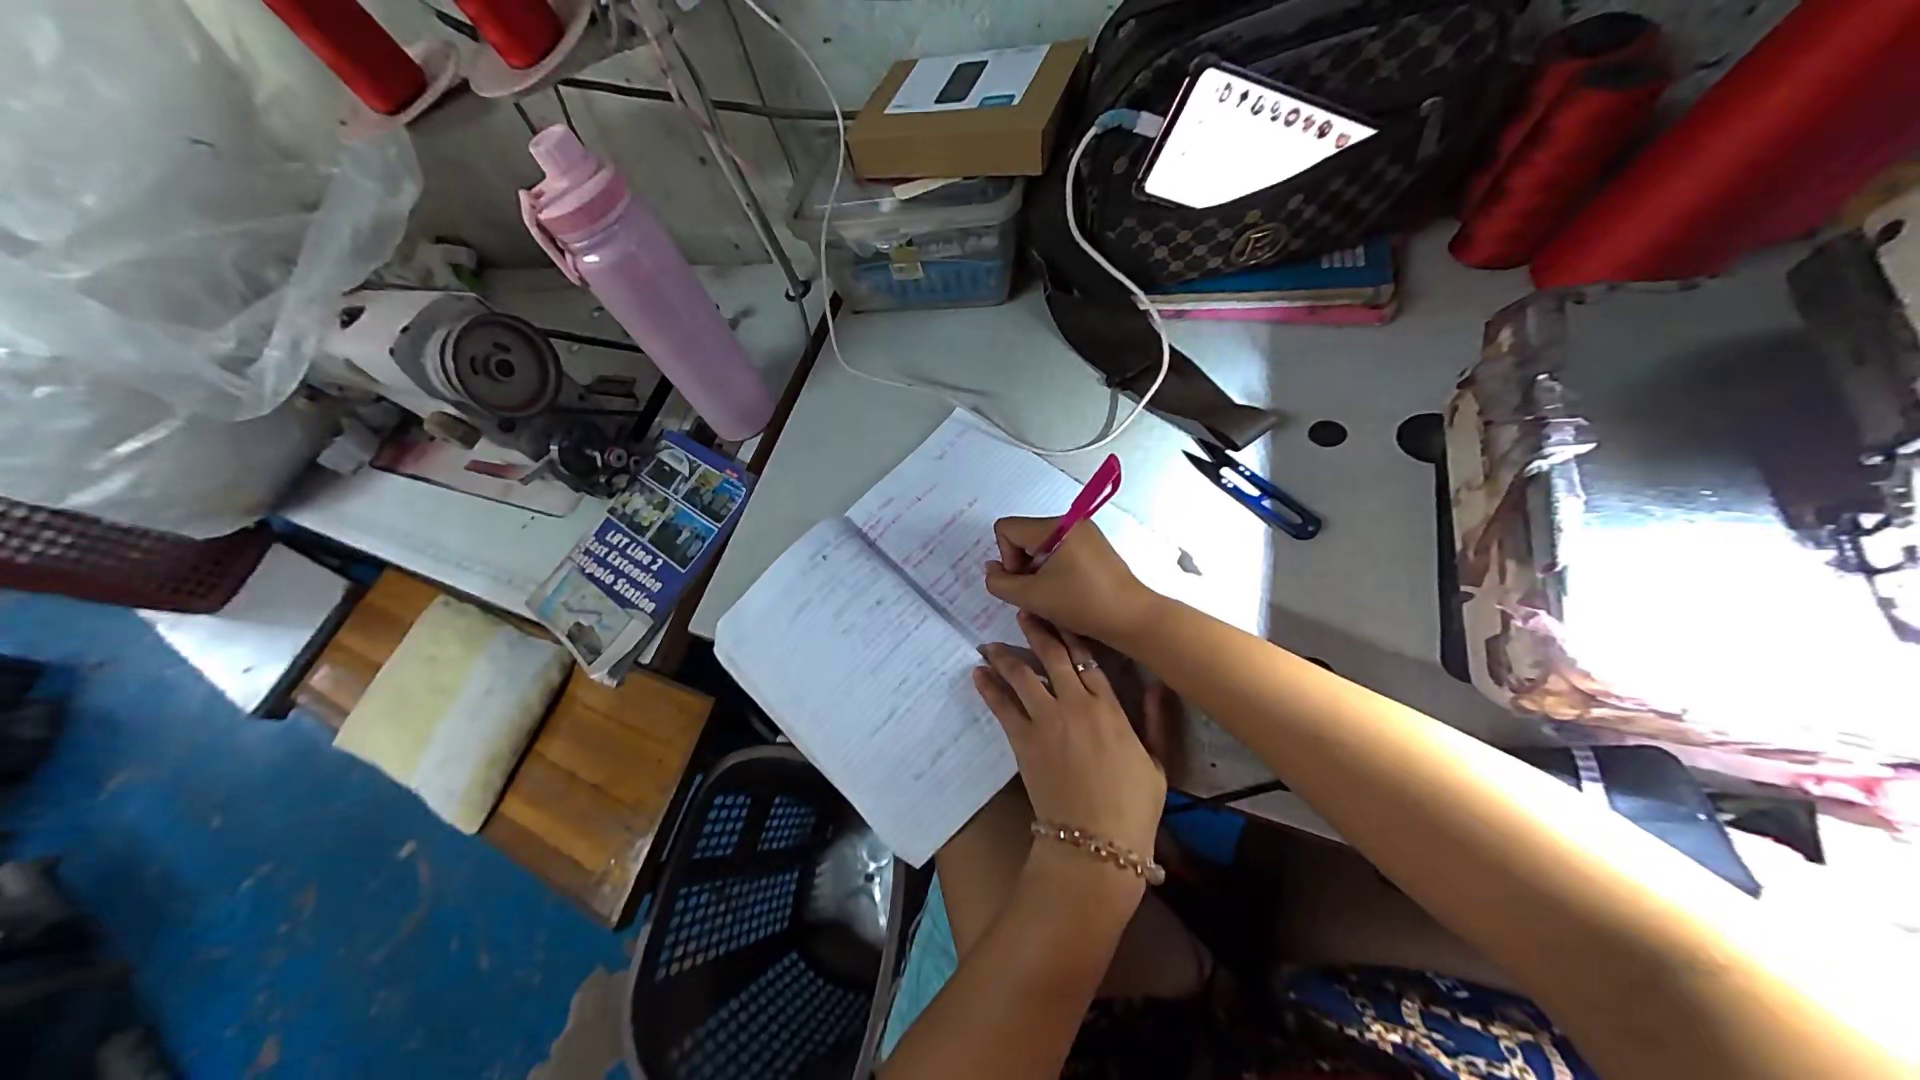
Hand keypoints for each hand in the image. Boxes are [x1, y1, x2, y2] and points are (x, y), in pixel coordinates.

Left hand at [975, 612, 1166, 860]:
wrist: (1095, 841)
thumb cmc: (1132, 805)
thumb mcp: (1157, 762)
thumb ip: (1156, 720)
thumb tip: (1158, 684)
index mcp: (1110, 707)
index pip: (1088, 659)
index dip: (1073, 635)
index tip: (1061, 616)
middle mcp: (1076, 704)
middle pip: (1053, 657)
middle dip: (1037, 631)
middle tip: (1024, 613)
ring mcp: (1046, 720)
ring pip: (1023, 675)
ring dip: (1005, 655)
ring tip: (989, 642)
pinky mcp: (1023, 739)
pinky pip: (1002, 705)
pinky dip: (988, 687)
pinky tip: (977, 673)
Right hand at [984, 517, 1159, 645]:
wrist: (1132, 618)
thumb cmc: (1082, 604)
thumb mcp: (1031, 597)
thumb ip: (1000, 582)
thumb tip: (992, 569)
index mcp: (1056, 526)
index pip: (1007, 529)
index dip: (1006, 557)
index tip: (1025, 582)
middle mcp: (1070, 521)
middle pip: (1024, 536)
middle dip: (1022, 565)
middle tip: (1037, 592)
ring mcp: (1085, 533)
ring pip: (1040, 545)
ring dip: (1037, 571)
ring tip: (1053, 595)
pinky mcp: (1094, 547)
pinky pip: (1059, 551)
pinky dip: (1054, 570)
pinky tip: (1066, 592)